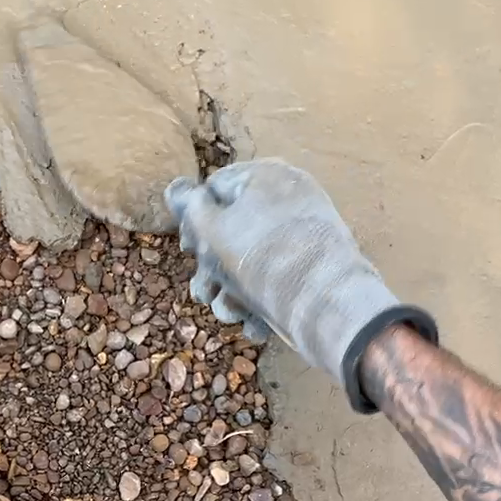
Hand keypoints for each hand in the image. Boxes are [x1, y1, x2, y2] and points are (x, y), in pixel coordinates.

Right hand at [165, 159, 435, 412]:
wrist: (323, 304)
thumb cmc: (260, 260)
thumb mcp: (211, 230)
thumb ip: (188, 207)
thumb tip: (177, 187)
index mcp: (264, 177)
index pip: (215, 190)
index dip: (195, 222)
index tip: (190, 252)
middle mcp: (286, 200)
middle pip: (231, 231)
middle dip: (212, 270)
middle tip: (204, 293)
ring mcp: (302, 236)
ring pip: (250, 262)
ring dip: (231, 293)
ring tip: (231, 314)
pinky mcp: (313, 270)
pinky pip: (276, 280)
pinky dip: (261, 302)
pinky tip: (255, 324)